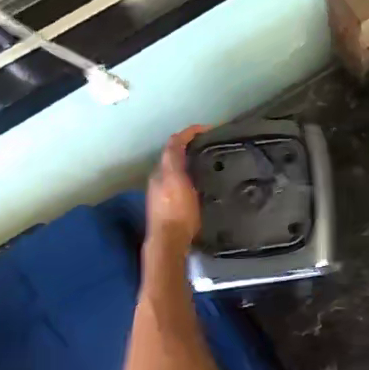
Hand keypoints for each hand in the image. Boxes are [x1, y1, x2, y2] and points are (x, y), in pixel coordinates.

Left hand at [145, 125, 208, 266]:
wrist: (168, 241)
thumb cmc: (178, 212)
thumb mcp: (178, 181)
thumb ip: (176, 160)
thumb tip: (181, 141)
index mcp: (163, 170)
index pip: (174, 143)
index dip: (189, 133)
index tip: (208, 129)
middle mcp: (158, 177)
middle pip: (172, 154)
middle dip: (190, 146)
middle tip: (210, 145)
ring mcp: (160, 191)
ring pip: (174, 167)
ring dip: (188, 160)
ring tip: (207, 161)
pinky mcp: (165, 203)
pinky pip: (177, 179)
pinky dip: (187, 173)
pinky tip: (199, 181)